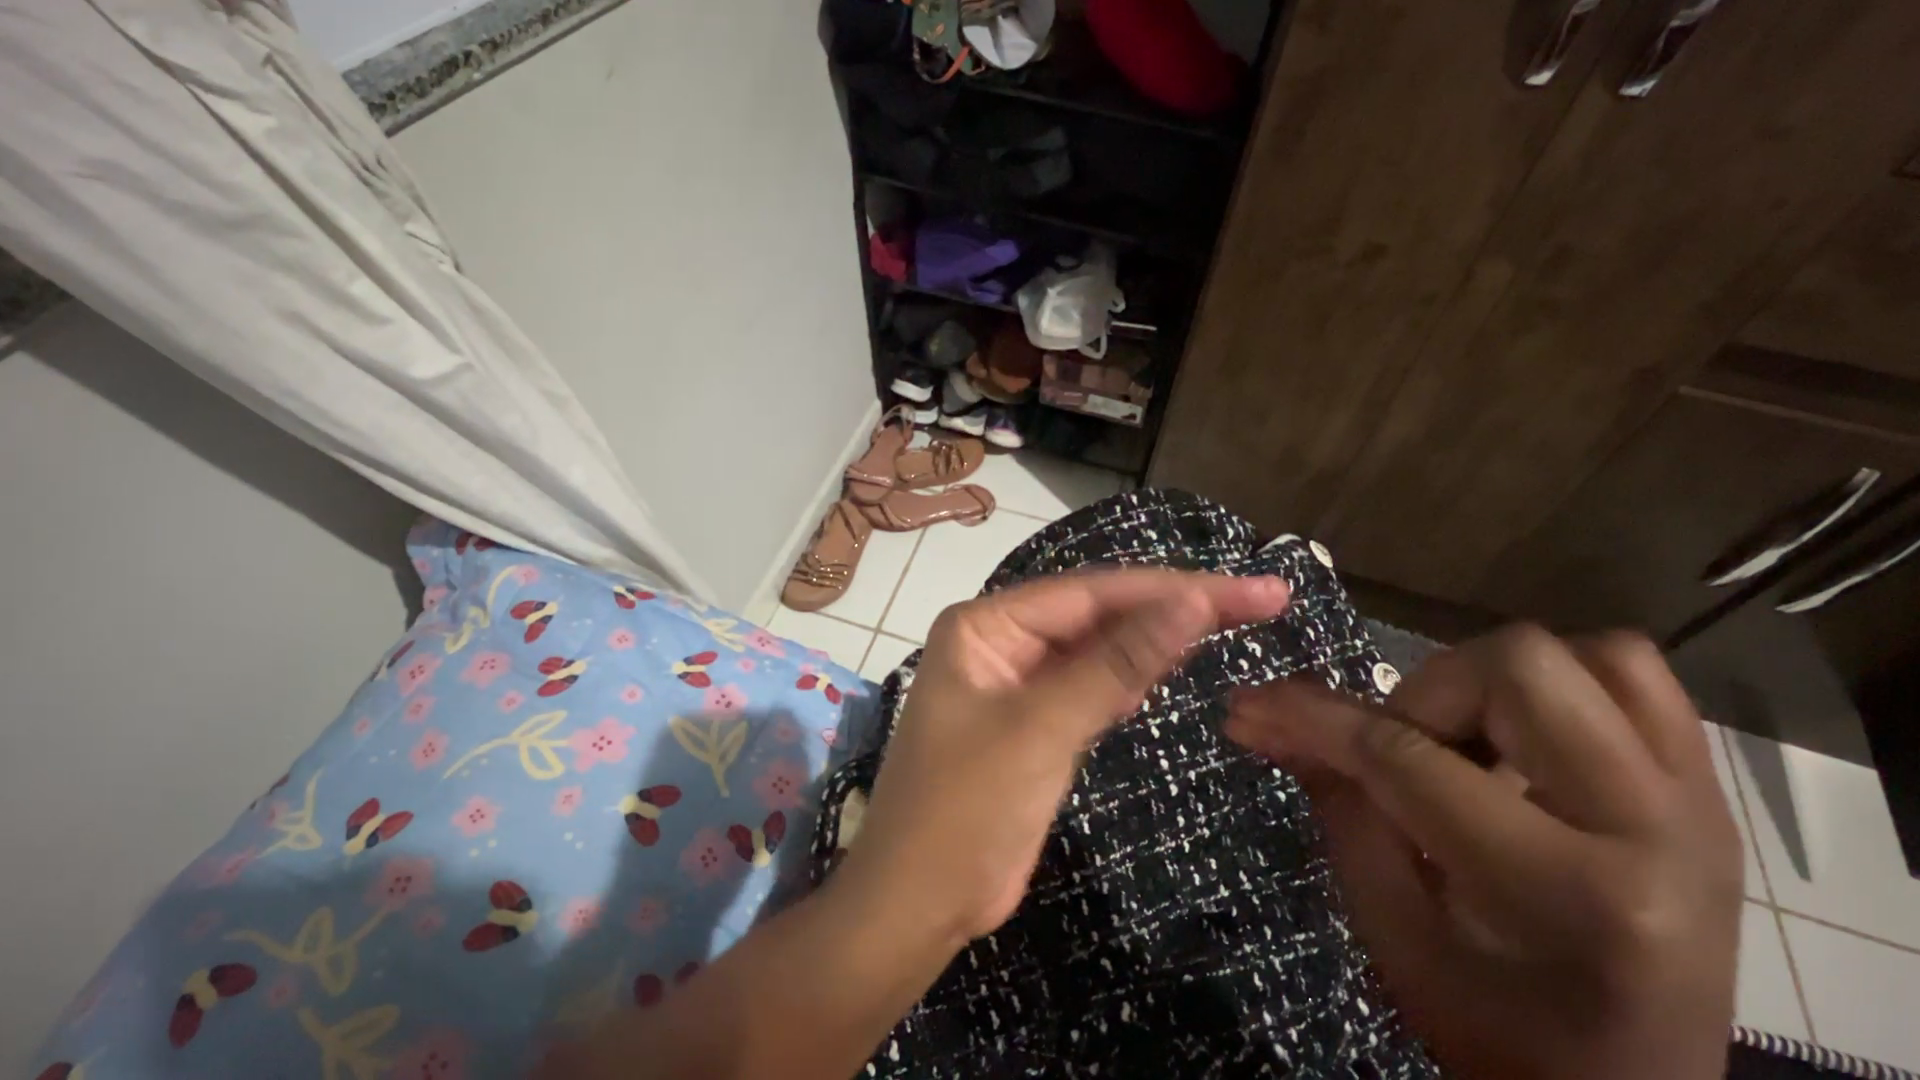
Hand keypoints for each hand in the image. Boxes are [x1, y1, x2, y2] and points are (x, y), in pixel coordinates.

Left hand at [840, 569, 1291, 942]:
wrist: (919, 904)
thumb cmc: (967, 808)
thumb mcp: (1044, 728)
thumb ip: (1118, 661)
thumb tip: (1192, 599)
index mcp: (984, 625)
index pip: (1092, 592)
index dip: (1174, 588)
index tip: (1250, 590)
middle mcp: (998, 642)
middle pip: (1099, 614)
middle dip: (1175, 608)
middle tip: (1263, 601)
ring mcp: (1016, 685)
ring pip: (1099, 650)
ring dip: (1157, 641)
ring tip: (1234, 623)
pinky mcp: (1033, 727)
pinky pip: (1089, 687)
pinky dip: (1129, 680)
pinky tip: (1167, 671)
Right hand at [1224, 626, 1741, 1079]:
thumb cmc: (1491, 1025)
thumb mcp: (1392, 927)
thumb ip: (1337, 804)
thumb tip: (1261, 714)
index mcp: (1561, 891)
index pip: (1410, 759)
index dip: (1318, 722)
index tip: (1252, 706)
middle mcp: (1649, 828)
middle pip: (1517, 669)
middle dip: (1424, 696)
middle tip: (1398, 752)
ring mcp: (1697, 804)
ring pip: (1591, 654)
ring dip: (1499, 680)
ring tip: (1467, 739)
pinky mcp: (1711, 793)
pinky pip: (1639, 678)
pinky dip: (1566, 681)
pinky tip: (1523, 732)